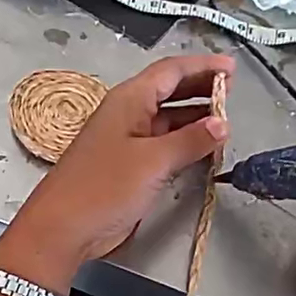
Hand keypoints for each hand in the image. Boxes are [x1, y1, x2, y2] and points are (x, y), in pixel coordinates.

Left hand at [0, 55, 233, 291]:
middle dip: (200, 89)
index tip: (229, 67)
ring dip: (195, 119)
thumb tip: (221, 125)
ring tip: (224, 122)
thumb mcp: (154, 161)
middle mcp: (128, 115)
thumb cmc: (103, 188)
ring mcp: (128, 141)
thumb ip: (191, 140)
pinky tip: (203, 150)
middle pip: (169, 92)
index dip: (202, 66)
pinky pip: (163, 145)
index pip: (171, 71)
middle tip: (230, 92)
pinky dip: (185, 143)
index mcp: (129, 100)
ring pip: (168, 120)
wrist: (65, 228)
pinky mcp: (130, 167)